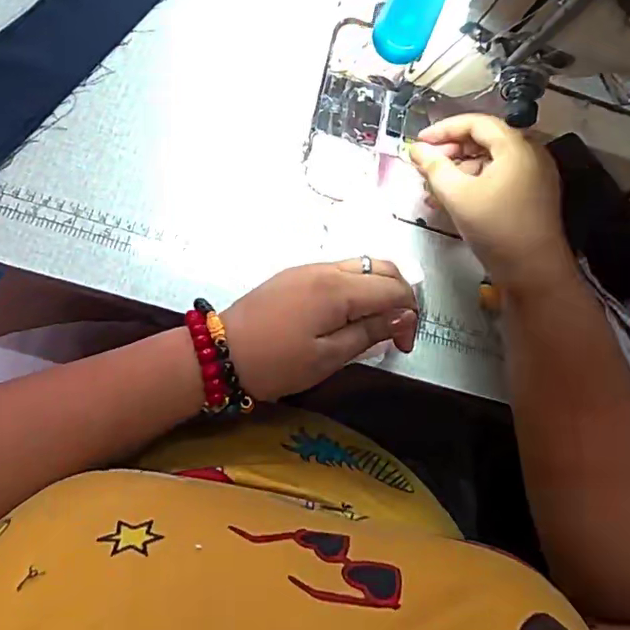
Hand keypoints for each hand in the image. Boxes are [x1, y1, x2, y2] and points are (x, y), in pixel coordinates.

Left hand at [222, 259, 418, 398]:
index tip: (403, 346)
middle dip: (401, 295)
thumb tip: (402, 316)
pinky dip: (357, 287)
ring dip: (379, 289)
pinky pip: (340, 272)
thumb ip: (369, 333)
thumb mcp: (327, 357)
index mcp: (338, 289)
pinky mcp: (296, 275)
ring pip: (361, 266)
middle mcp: (327, 269)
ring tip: (376, 324)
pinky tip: (350, 315)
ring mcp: (309, 268)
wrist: (220, 352)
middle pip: (382, 267)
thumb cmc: (276, 363)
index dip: (409, 315)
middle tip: (397, 330)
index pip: (394, 288)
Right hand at [406, 113, 576, 288]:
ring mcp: (534, 176)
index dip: (444, 129)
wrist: (534, 272)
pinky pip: (499, 178)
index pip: (476, 123)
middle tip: (425, 164)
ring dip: (459, 169)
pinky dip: (474, 183)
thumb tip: (418, 150)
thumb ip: (434, 166)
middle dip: (450, 150)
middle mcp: (530, 155)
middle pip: (484, 140)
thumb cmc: (496, 229)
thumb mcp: (457, 195)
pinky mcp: (532, 196)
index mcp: (516, 147)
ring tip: (433, 187)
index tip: (420, 142)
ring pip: (490, 161)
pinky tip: (452, 200)